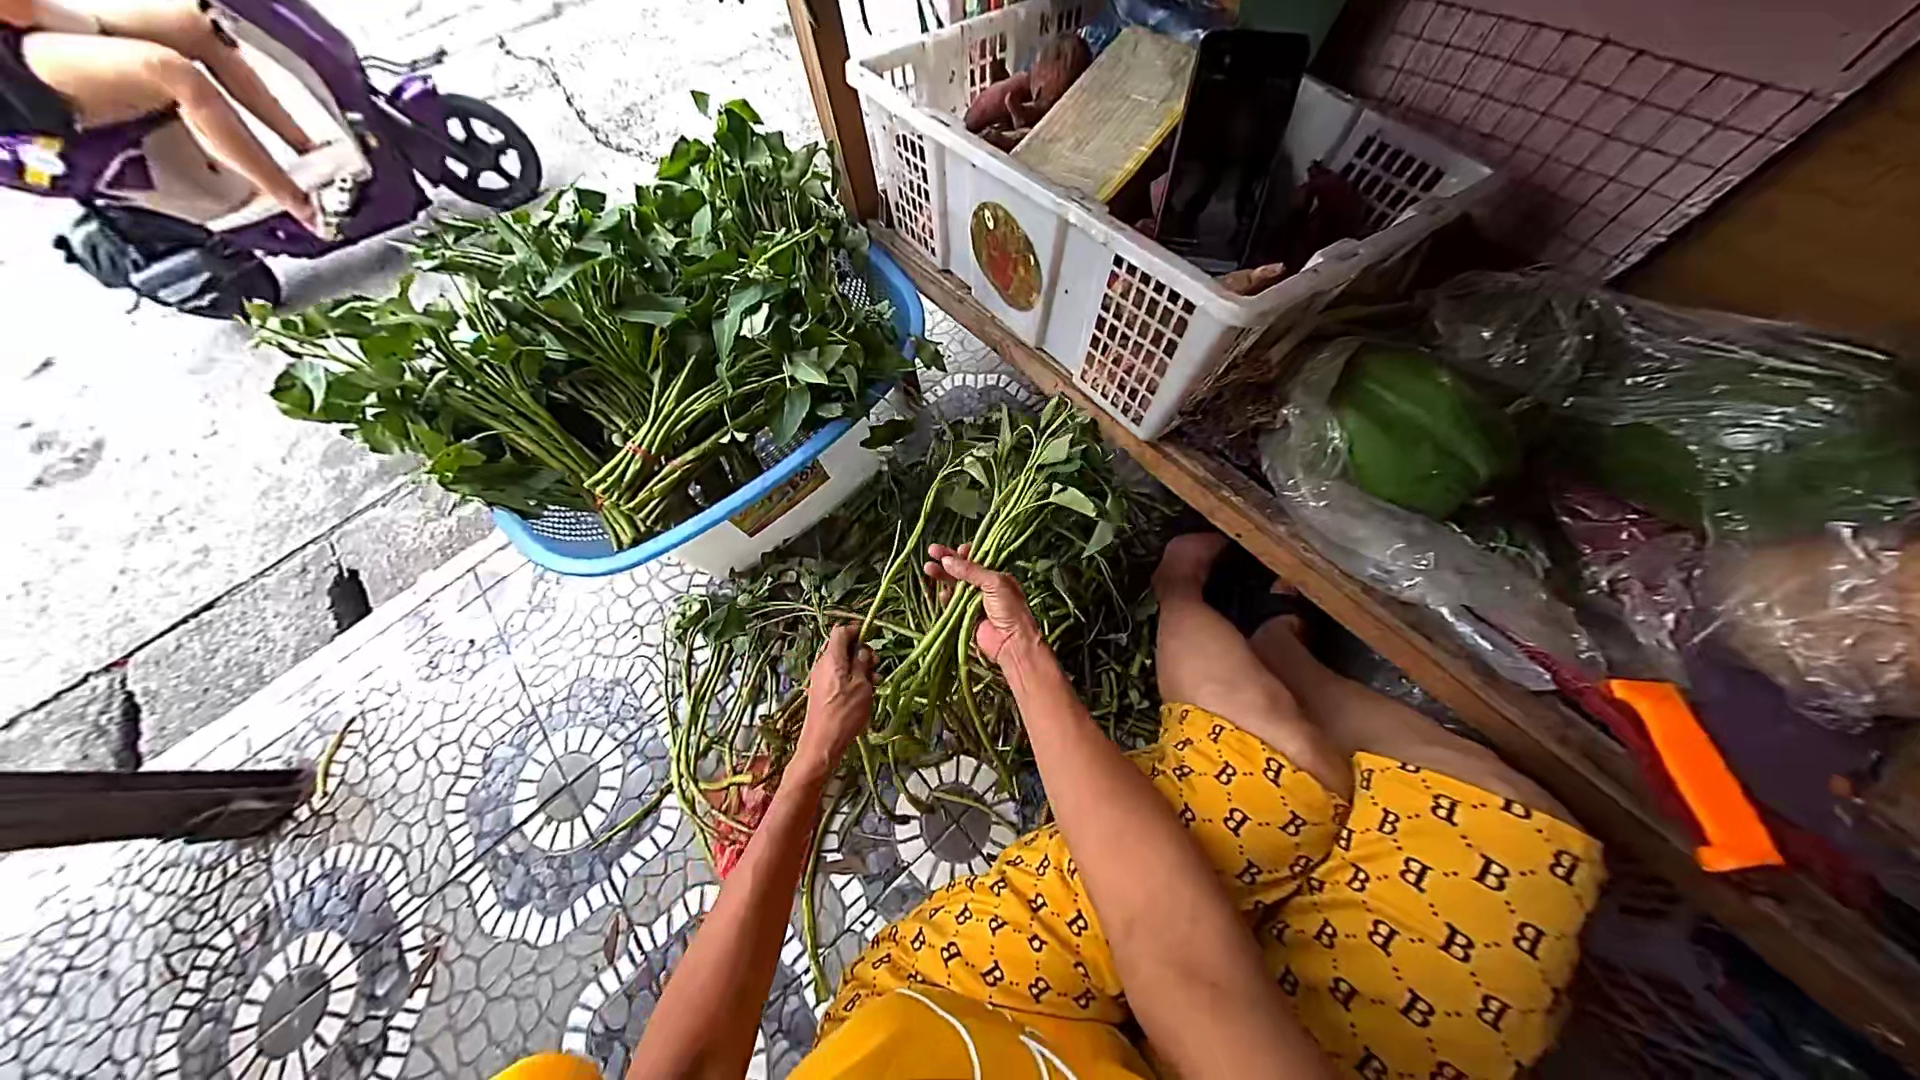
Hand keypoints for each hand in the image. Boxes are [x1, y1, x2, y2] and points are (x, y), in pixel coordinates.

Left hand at [793, 624, 875, 778]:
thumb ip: (863, 663)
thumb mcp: (862, 685)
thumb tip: (863, 649)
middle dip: (862, 652)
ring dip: (859, 667)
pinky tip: (864, 692)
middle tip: (876, 665)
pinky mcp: (821, 691)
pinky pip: (838, 676)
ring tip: (874, 682)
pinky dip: (852, 678)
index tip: (873, 638)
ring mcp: (820, 678)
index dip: (857, 630)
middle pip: (842, 647)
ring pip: (842, 662)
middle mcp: (822, 664)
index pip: (841, 631)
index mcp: (831, 658)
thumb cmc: (844, 714)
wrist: (822, 744)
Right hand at [923, 543, 1043, 665]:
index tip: (955, 548)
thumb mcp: (994, 583)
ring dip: (942, 576)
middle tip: (931, 551)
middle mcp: (984, 587)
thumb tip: (947, 559)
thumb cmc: (1010, 610)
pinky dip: (945, 597)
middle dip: (947, 561)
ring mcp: (974, 602)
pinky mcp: (965, 616)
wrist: (1012, 642)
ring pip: (954, 585)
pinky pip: (951, 604)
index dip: (964, 554)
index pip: (977, 560)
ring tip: (928, 567)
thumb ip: (971, 570)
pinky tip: (941, 591)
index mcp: (996, 576)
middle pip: (962, 571)